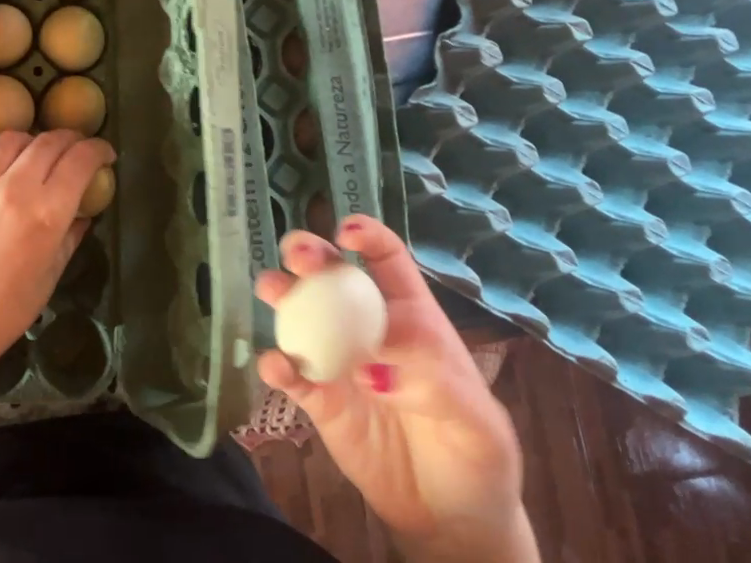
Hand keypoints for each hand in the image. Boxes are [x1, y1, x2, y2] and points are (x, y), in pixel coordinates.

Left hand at [0, 131, 114, 382]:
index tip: (105, 153)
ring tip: (36, 156)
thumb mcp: (51, 275)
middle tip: (76, 150)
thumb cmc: (6, 310)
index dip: (98, 150)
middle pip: (49, 142)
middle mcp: (14, 187)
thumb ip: (70, 235)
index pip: (80, 160)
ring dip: (33, 142)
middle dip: (71, 140)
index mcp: (46, 213)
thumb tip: (83, 212)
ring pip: (13, 139)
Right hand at [256, 219, 536, 562]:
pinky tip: (276, 367)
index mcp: (412, 317)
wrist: (451, 519)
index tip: (346, 232)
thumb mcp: (476, 421)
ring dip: (282, 295)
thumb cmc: (477, 456)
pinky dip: (276, 365)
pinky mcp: (317, 400)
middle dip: (310, 254)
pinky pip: (289, 373)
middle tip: (299, 257)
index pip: (389, 262)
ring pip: (300, 313)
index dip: (368, 238)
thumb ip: (434, 384)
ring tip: (273, 292)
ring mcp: (336, 361)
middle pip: (332, 275)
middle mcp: (367, 327)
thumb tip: (373, 365)